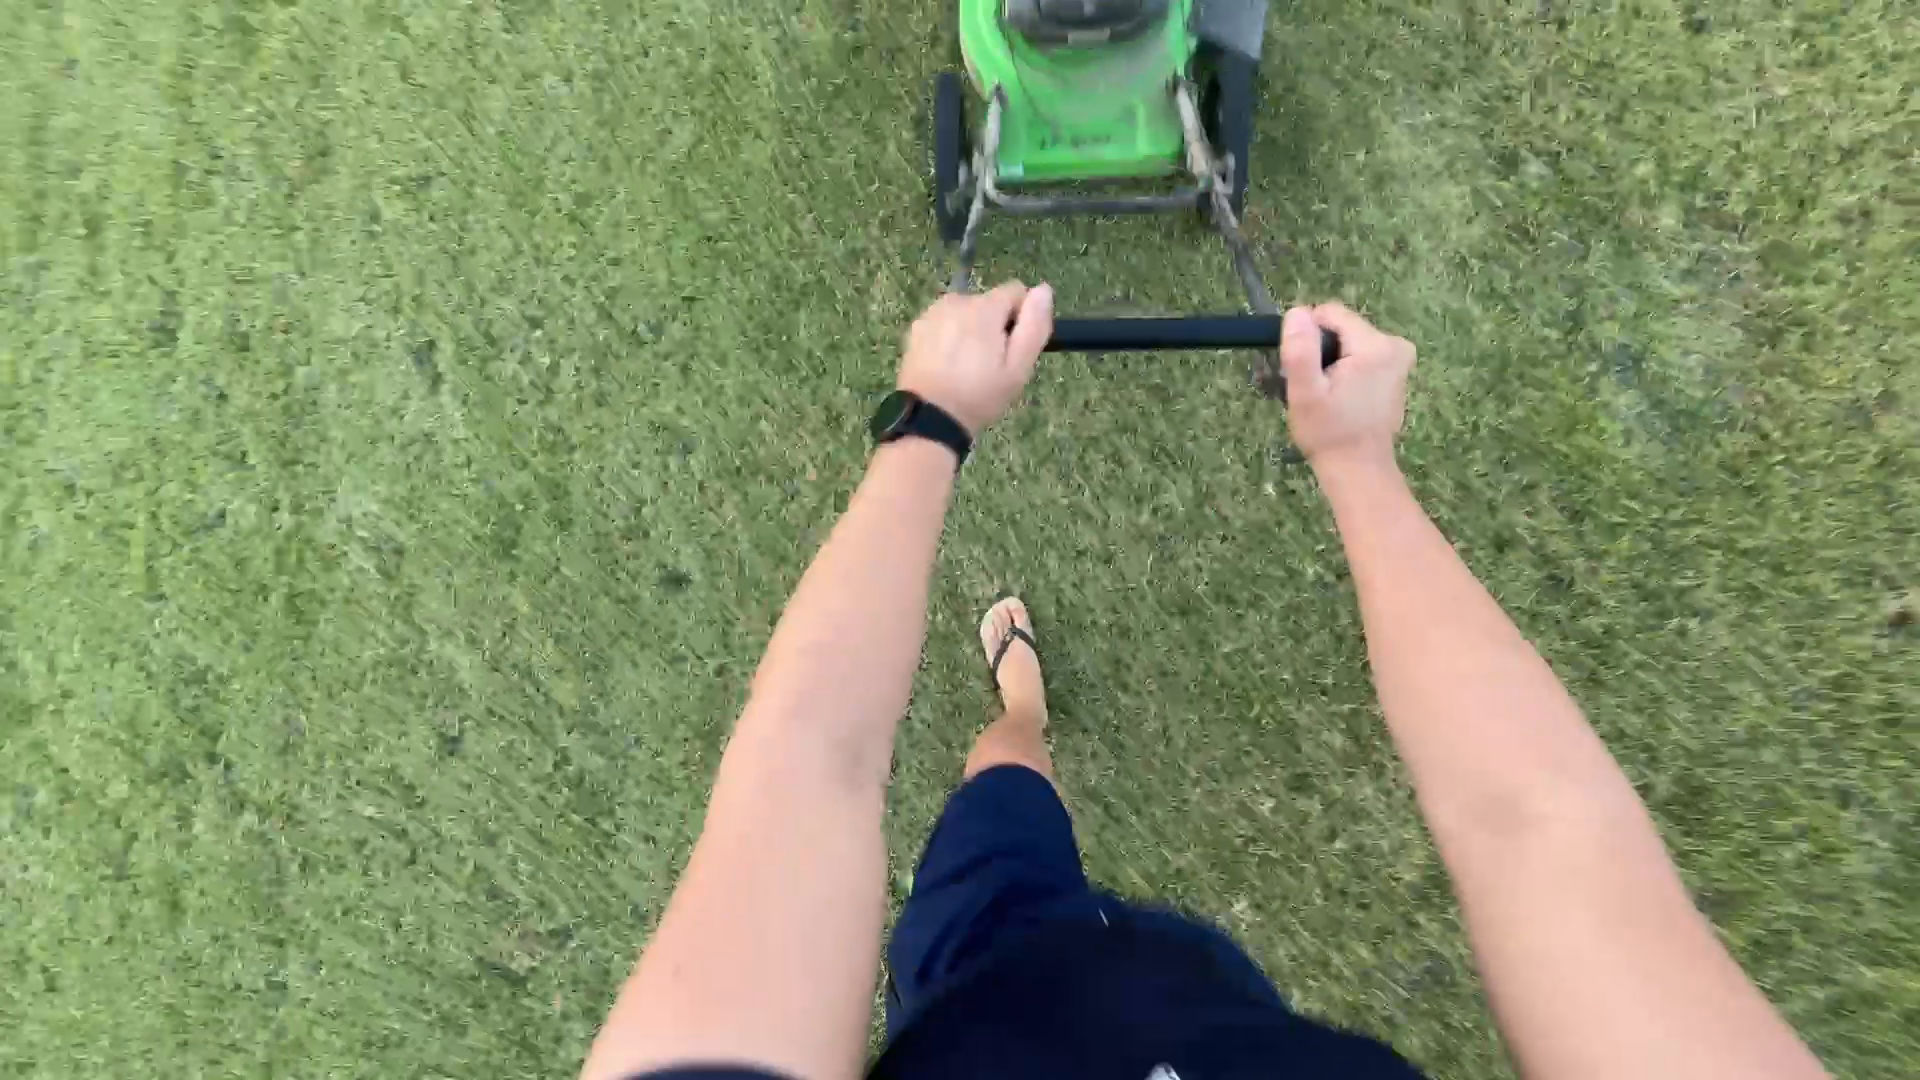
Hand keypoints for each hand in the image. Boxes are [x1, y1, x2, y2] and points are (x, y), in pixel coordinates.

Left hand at [898, 282, 1053, 435]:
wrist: (929, 417)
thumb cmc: (979, 396)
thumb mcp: (1017, 368)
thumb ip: (1034, 326)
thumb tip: (1044, 290)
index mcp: (984, 307)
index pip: (1016, 292)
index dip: (1021, 319)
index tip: (1013, 349)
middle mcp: (956, 300)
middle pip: (988, 304)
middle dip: (994, 327)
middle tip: (990, 365)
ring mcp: (932, 314)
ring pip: (965, 313)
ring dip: (970, 332)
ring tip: (967, 368)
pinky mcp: (916, 329)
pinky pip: (943, 324)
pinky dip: (948, 338)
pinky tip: (947, 366)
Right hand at [1279, 303, 1416, 471]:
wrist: (1358, 468)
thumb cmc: (1328, 433)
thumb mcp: (1305, 393)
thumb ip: (1300, 351)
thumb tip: (1297, 312)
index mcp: (1374, 345)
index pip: (1330, 314)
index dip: (1307, 337)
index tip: (1301, 368)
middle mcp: (1395, 344)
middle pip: (1341, 329)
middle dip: (1320, 352)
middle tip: (1311, 387)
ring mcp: (1400, 359)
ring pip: (1350, 343)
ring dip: (1331, 363)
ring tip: (1324, 395)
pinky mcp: (1397, 372)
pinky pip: (1362, 357)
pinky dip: (1346, 371)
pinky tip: (1340, 398)